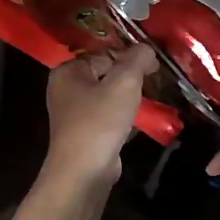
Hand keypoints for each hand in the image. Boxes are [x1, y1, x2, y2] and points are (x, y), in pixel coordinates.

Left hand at [43, 44, 157, 182]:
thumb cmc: (100, 121)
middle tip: (154, 81)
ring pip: (108, 94)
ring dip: (129, 96)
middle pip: (106, 72)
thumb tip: (147, 48)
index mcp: (68, 71)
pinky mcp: (84, 131)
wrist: (84, 171)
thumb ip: (137, 59)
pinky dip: (123, 113)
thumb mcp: (124, 83)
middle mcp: (66, 88)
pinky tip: (139, 119)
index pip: (104, 52)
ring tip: (150, 98)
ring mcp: (74, 112)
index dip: (130, 56)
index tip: (153, 65)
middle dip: (131, 76)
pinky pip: (108, 113)